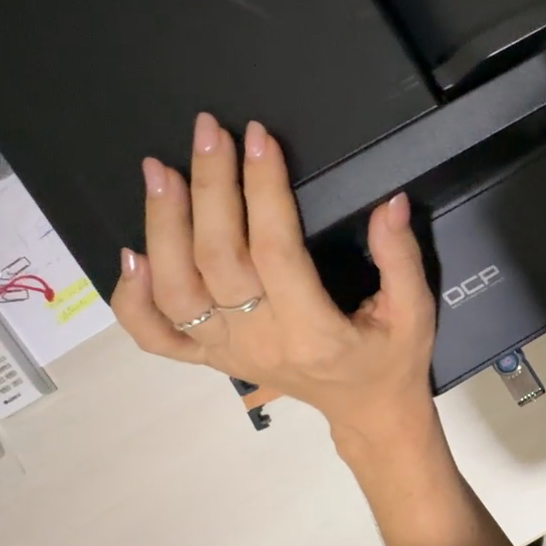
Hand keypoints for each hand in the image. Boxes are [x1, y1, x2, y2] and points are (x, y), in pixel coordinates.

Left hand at [110, 113, 437, 446]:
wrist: (370, 412)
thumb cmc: (395, 360)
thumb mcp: (415, 311)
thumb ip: (401, 259)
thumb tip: (389, 202)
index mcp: (312, 330)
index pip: (275, 249)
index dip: (264, 191)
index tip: (260, 141)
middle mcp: (258, 341)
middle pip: (215, 258)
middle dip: (209, 187)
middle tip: (208, 133)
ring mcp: (226, 353)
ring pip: (174, 288)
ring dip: (161, 225)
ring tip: (160, 170)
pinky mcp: (210, 360)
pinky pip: (154, 333)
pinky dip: (130, 296)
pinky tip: (132, 253)